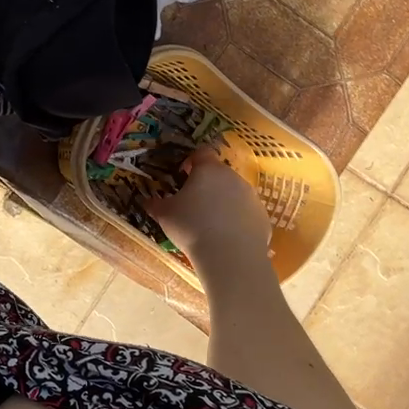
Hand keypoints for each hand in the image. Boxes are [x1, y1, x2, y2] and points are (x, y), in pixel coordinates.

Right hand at [141, 146, 271, 266]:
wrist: (230, 255)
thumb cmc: (191, 226)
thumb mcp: (164, 214)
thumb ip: (154, 203)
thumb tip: (145, 200)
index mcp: (208, 170)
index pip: (201, 153)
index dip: (191, 160)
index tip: (182, 173)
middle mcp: (233, 177)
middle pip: (219, 173)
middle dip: (206, 183)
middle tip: (192, 201)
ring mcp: (251, 197)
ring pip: (234, 192)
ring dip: (222, 200)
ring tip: (209, 222)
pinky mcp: (262, 216)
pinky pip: (245, 212)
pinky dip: (236, 219)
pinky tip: (225, 236)